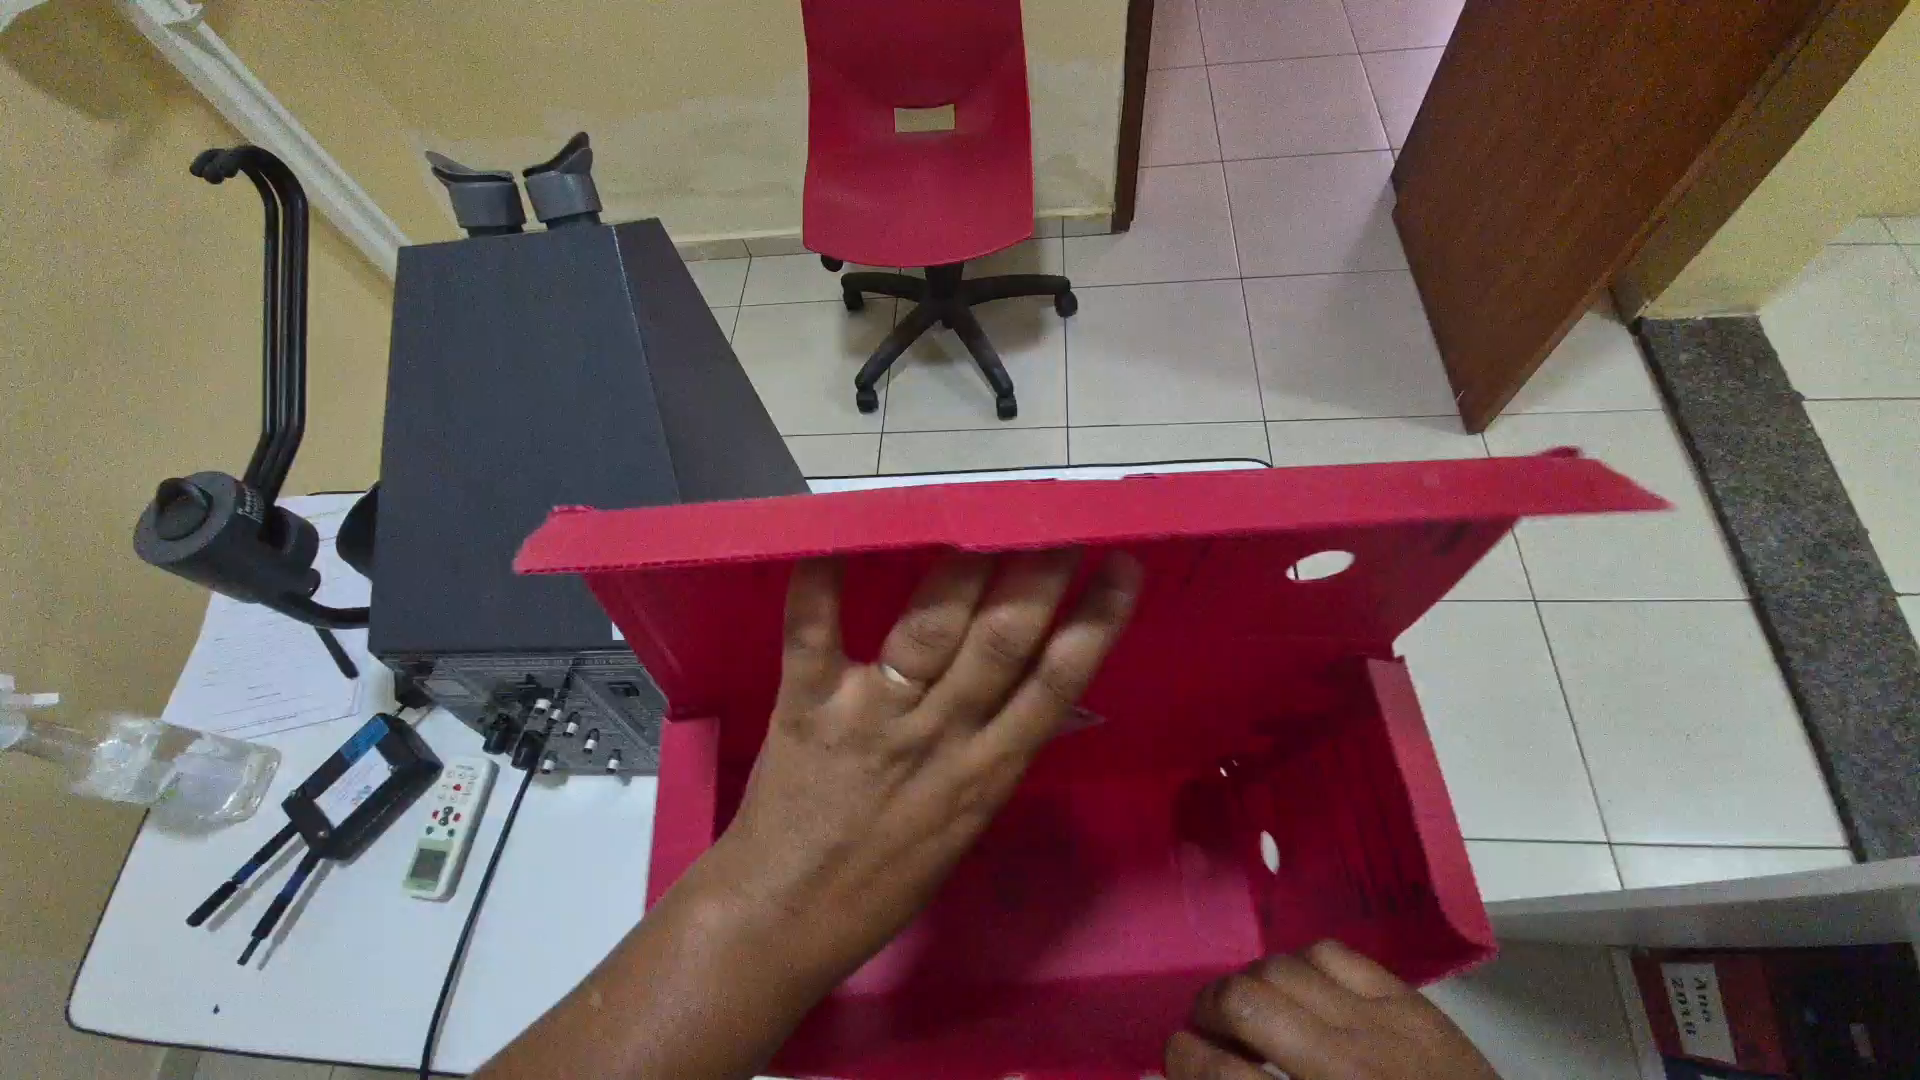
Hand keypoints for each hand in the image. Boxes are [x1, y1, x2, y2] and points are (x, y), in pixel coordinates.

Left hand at [702, 550, 1142, 984]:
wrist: (785, 919)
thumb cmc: (885, 878)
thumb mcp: (967, 823)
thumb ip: (999, 752)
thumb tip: (1044, 694)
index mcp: (987, 772)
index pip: (1056, 685)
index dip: (1095, 622)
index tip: (1120, 566)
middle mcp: (938, 735)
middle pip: (1002, 641)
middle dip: (1038, 573)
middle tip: (1060, 520)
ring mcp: (871, 717)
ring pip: (930, 627)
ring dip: (965, 568)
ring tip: (988, 515)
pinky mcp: (806, 707)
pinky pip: (814, 635)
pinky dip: (822, 585)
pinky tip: (838, 537)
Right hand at [1167, 941, 1499, 1079]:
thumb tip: (1192, 1074)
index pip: (1224, 1073)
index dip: (1182, 1059)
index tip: (1176, 1058)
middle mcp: (1347, 1065)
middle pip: (1246, 1001)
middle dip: (1207, 1012)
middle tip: (1208, 1033)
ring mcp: (1383, 1025)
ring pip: (1282, 967)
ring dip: (1251, 986)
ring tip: (1252, 1009)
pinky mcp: (1411, 1001)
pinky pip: (1332, 953)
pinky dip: (1301, 966)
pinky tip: (1300, 989)